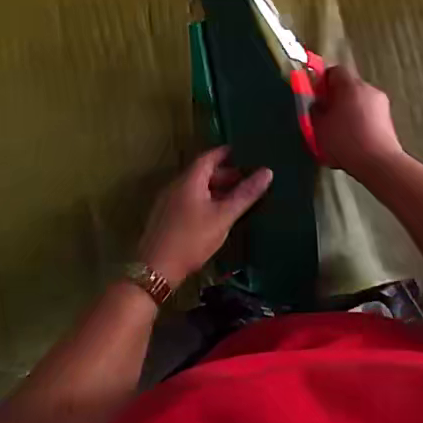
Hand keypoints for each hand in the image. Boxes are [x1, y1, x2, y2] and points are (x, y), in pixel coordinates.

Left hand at [136, 147, 271, 282]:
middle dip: (224, 174)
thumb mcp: (223, 216)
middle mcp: (176, 186)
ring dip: (215, 188)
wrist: (156, 270)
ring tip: (236, 197)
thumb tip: (267, 171)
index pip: (208, 157)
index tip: (244, 152)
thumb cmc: (192, 239)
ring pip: (195, 188)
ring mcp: (168, 202)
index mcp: (189, 180)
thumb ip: (245, 194)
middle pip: (201, 172)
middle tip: (246, 179)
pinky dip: (205, 200)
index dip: (226, 153)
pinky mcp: (165, 218)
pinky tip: (216, 214)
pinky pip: (188, 200)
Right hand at [310, 65, 403, 173]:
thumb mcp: (318, 126)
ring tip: (340, 131)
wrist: (378, 162)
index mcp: (350, 85)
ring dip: (349, 110)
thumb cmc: (344, 141)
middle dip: (336, 98)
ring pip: (359, 101)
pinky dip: (360, 121)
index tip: (316, 98)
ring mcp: (382, 103)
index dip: (323, 82)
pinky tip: (354, 140)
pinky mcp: (388, 119)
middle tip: (326, 116)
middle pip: (348, 86)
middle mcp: (368, 88)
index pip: (334, 71)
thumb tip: (318, 104)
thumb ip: (314, 110)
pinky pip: (369, 114)